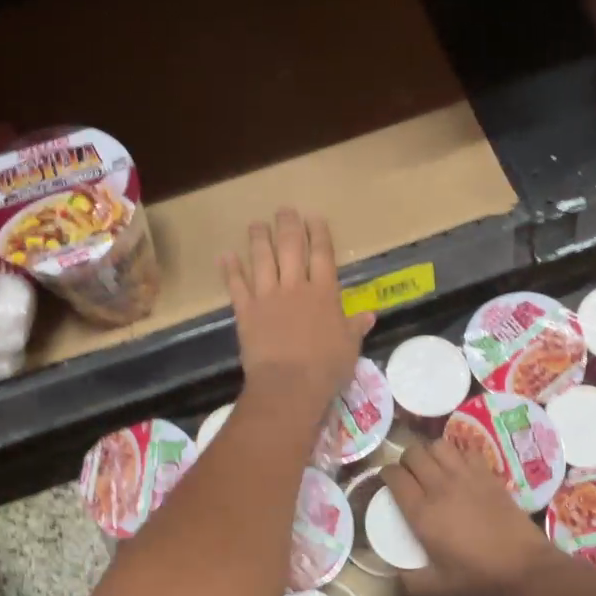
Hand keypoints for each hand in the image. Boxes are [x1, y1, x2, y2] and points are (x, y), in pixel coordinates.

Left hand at [221, 208, 373, 409]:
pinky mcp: (245, 311)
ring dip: (259, 239)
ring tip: (257, 224)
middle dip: (288, 226)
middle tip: (284, 210)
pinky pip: (236, 285)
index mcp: (324, 293)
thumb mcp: (349, 347)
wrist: (288, 385)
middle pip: (291, 247)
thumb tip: (369, 315)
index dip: (318, 233)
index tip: (314, 217)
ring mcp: (267, 296)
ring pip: (262, 259)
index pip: (322, 254)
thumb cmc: (326, 368)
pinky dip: (230, 269)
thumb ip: (355, 327)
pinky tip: (226, 255)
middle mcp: (295, 287)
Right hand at [380, 440, 560, 595]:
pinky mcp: (487, 474)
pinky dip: (458, 454)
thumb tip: (396, 577)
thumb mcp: (438, 586)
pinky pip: (466, 450)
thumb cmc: (478, 575)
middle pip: (413, 454)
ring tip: (433, 467)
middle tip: (410, 474)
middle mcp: (439, 487)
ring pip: (438, 445)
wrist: (523, 565)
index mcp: (422, 513)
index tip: (389, 482)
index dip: (386, 474)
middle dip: (406, 460)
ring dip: (430, 452)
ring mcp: (465, 477)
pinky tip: (460, 468)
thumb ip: (411, 582)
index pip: (395, 476)